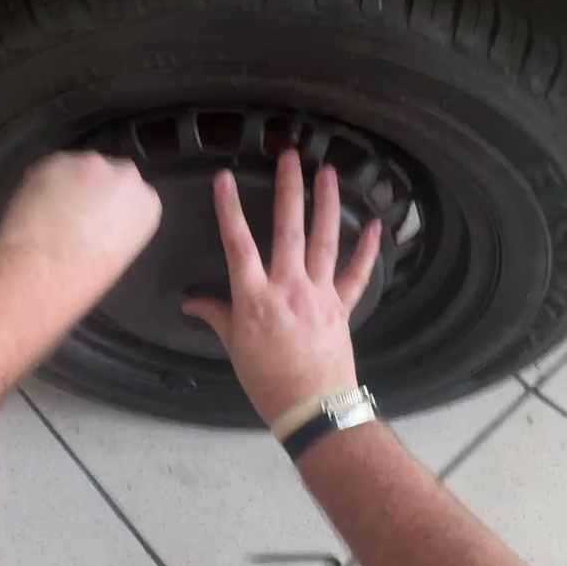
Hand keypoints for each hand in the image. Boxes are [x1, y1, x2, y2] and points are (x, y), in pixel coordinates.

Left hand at [0, 151, 162, 283]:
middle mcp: (125, 176)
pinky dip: (47, 183)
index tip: (101, 221)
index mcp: (147, 203)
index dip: (114, 208)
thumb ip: (118, 227)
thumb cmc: (84, 276)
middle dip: (97, 189)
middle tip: (77, 215)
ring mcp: (90, 163)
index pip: (135, 196)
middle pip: (112, 174)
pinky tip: (37, 206)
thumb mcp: (120, 254)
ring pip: (81, 168)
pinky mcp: (55, 160)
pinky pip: (53, 169)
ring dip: (71, 184)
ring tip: (53, 212)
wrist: (43, 269)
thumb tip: (102, 222)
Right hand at [183, 151, 382, 425]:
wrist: (313, 408)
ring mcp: (319, 295)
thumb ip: (215, 315)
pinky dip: (367, 250)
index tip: (225, 179)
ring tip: (328, 174)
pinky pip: (356, 274)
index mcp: (255, 298)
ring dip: (327, 205)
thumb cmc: (267, 381)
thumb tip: (191, 302)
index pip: (238, 244)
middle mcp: (288, 288)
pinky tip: (375, 226)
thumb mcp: (233, 347)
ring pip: (324, 241)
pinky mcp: (341, 307)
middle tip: (291, 157)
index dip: (229, 209)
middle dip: (289, 190)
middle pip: (288, 230)